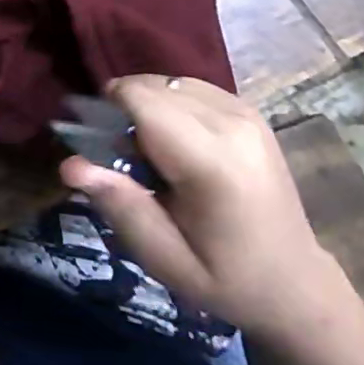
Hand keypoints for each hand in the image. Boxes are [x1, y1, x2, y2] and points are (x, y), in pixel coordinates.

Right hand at [59, 74, 334, 334]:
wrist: (294, 282)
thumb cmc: (224, 278)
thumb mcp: (165, 259)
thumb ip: (120, 206)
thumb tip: (70, 164)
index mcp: (212, 163)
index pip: (142, 99)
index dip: (106, 107)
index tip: (94, 138)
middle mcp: (231, 124)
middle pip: (152, 86)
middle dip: (124, 108)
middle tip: (121, 153)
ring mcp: (245, 112)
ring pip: (169, 81)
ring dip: (146, 104)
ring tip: (148, 147)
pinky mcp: (248, 109)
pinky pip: (190, 86)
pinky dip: (170, 102)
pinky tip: (174, 138)